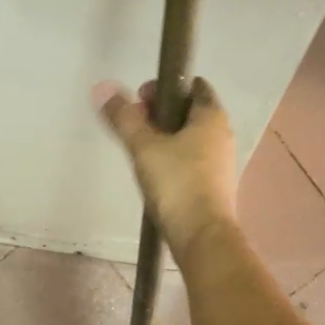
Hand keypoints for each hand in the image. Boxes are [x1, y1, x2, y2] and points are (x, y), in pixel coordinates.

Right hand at [94, 77, 237, 255]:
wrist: (202, 238)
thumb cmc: (177, 185)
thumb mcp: (145, 148)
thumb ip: (124, 119)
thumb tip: (102, 88)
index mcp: (211, 116)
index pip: (193, 86)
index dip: (165, 88)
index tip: (140, 102)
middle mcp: (222, 136)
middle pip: (190, 115)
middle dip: (162, 117)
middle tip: (136, 130)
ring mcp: (221, 166)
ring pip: (191, 143)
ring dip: (168, 144)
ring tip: (142, 158)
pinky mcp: (215, 191)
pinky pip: (193, 168)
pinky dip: (176, 166)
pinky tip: (158, 182)